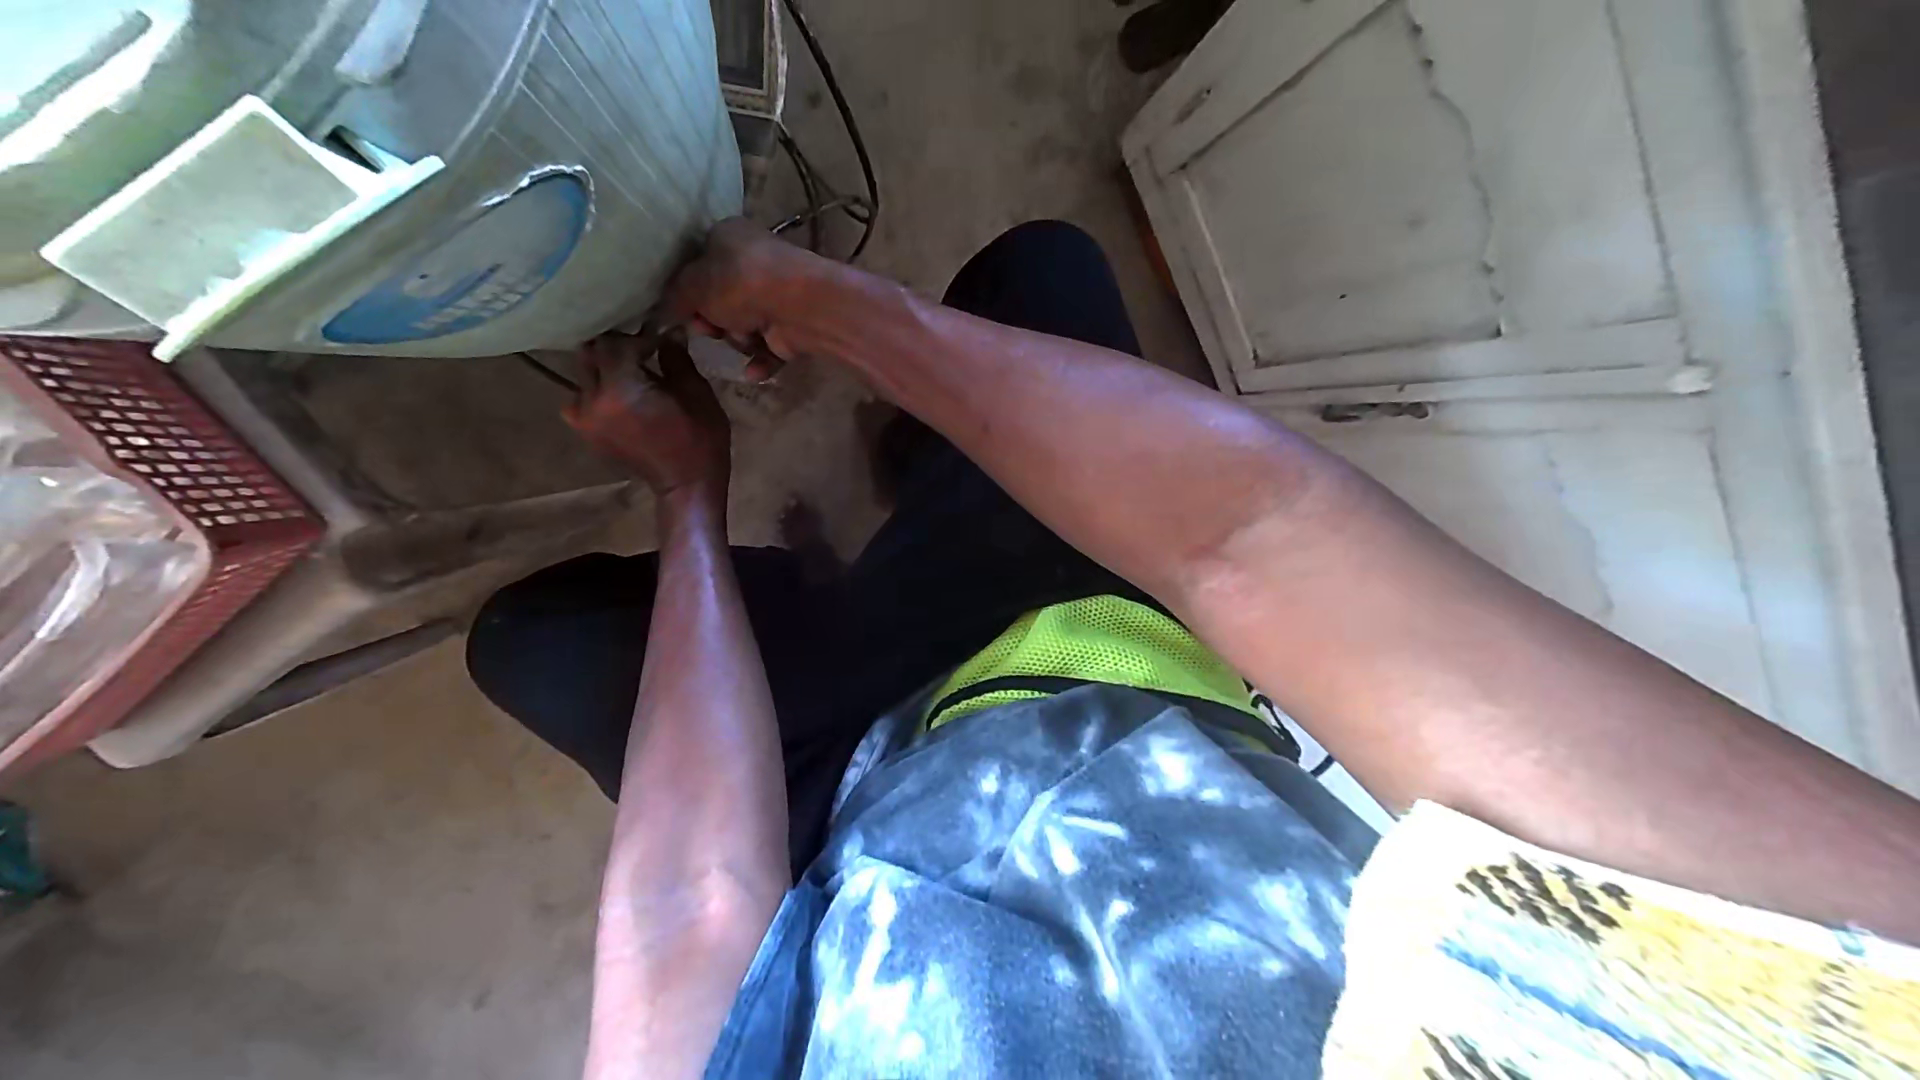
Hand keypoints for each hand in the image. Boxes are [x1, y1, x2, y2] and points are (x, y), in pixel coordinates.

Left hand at [564, 333, 730, 501]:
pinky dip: (596, 391)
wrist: (687, 486)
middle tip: (644, 354)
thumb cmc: (700, 441)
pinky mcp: (585, 430)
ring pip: (584, 373)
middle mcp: (593, 399)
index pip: (615, 342)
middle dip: (618, 348)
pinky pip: (579, 398)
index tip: (661, 343)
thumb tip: (669, 331)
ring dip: (606, 367)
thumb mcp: (696, 394)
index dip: (639, 338)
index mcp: (622, 388)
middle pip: (592, 353)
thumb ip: (676, 359)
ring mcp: (583, 417)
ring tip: (632, 374)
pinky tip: (618, 396)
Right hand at [664, 218, 834, 370]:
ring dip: (739, 339)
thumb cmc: (740, 284)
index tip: (680, 310)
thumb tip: (664, 311)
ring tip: (744, 338)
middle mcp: (755, 263)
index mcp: (729, 237)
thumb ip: (674, 297)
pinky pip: (770, 348)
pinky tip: (753, 372)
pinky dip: (762, 360)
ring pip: (745, 327)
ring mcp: (778, 296)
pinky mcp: (794, 326)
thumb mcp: (693, 285)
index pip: (699, 263)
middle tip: (709, 329)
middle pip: (722, 301)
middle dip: (713, 321)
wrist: (800, 307)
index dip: (687, 291)